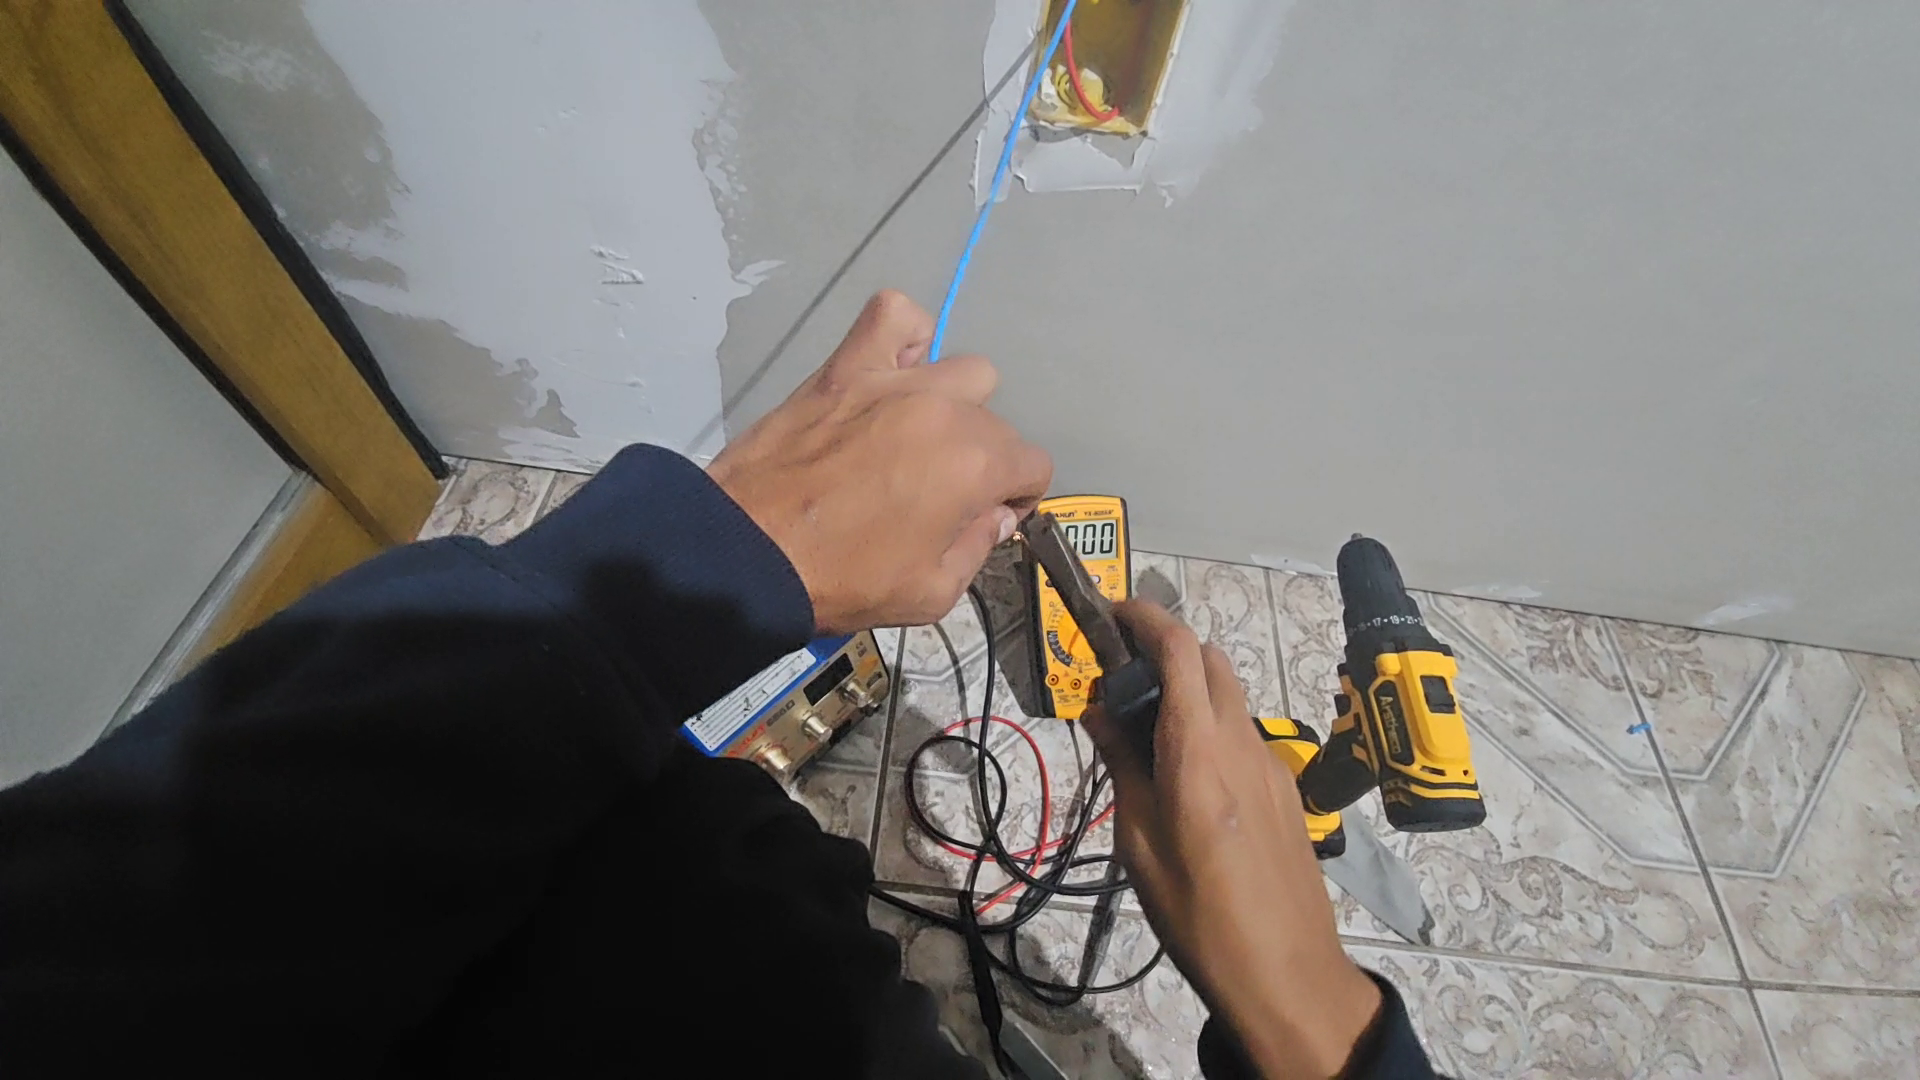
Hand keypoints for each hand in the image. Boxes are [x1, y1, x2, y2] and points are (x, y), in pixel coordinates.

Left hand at [708, 291, 1051, 633]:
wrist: (749, 552)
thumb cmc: (844, 580)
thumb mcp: (931, 594)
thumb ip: (978, 548)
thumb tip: (996, 514)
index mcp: (976, 467)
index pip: (1035, 465)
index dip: (1019, 496)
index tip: (987, 515)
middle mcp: (948, 411)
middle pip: (998, 423)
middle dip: (983, 461)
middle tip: (941, 491)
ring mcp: (895, 381)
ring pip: (964, 370)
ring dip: (956, 404)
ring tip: (918, 433)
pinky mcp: (847, 367)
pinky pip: (893, 316)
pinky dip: (905, 337)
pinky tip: (895, 371)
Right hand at [1083, 602, 1381, 1079]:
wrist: (1287, 974)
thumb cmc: (1196, 909)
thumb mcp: (1138, 839)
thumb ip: (1121, 763)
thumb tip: (1098, 710)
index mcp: (1198, 747)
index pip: (1180, 649)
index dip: (1147, 617)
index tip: (1114, 613)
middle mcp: (1240, 740)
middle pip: (1210, 658)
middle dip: (1167, 647)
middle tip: (1124, 677)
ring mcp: (1270, 762)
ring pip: (1229, 692)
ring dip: (1190, 684)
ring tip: (1149, 728)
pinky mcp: (1284, 786)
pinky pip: (1243, 729)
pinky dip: (1211, 720)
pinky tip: (1189, 771)